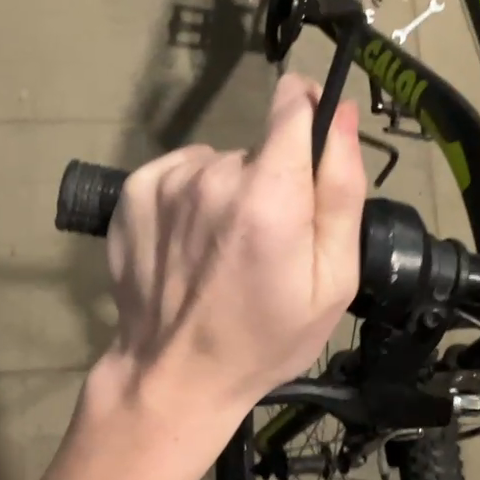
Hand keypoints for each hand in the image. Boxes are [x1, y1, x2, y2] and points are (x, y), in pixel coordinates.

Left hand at [98, 74, 366, 421]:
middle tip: (270, 238)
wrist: (174, 375)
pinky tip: (192, 239)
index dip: (309, 109)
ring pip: (221, 163)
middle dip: (274, 179)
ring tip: (225, 247)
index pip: (292, 105)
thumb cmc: (267, 336)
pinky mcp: (135, 189)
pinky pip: (183, 170)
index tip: (313, 130)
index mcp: (270, 195)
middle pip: (261, 149)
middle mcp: (214, 175)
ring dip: (230, 189)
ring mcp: (168, 181)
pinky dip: (193, 194)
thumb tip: (343, 115)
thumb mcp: (333, 278)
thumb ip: (342, 189)